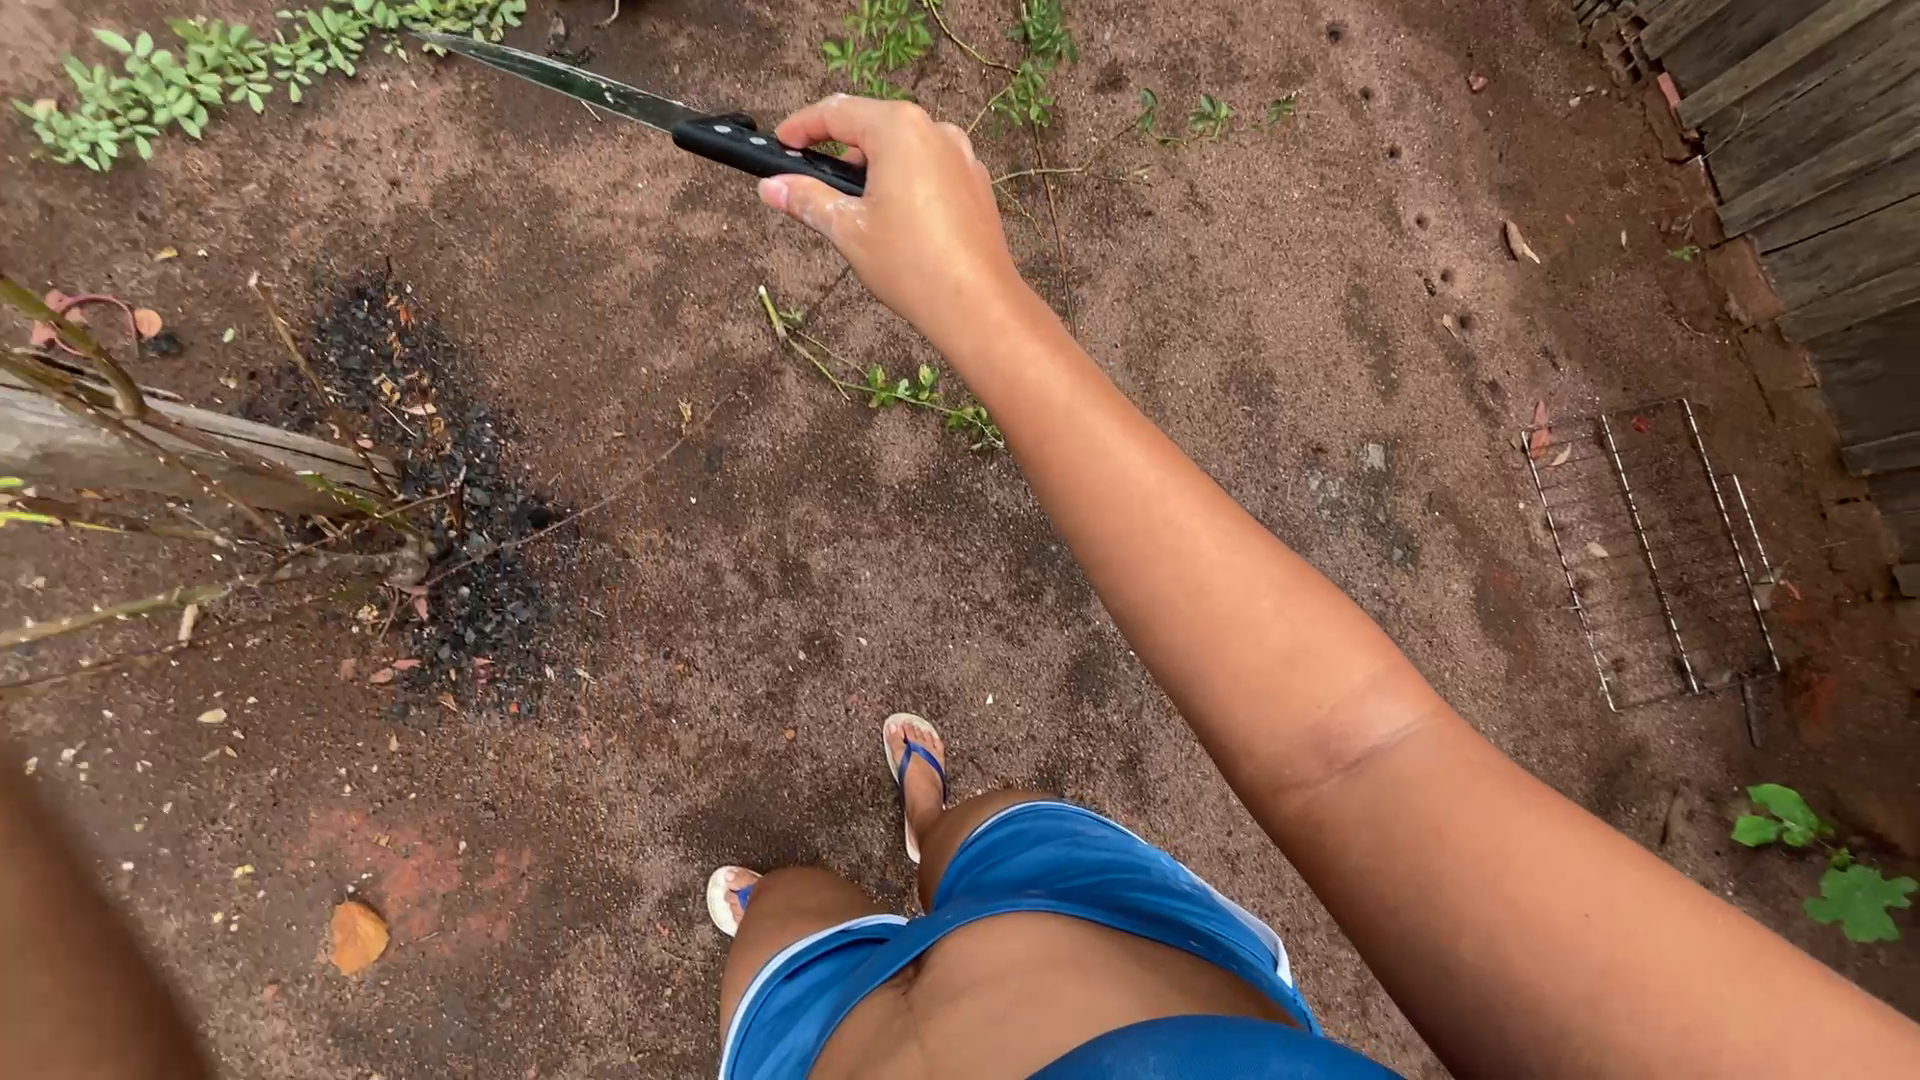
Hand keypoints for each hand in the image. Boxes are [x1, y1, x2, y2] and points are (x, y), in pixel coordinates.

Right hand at [760, 95, 1029, 349]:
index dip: (803, 126)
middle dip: (842, 153)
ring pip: (906, 152)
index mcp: (900, 129)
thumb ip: (807, 199)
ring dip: (875, 172)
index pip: (838, 112)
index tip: (783, 143)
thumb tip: (772, 187)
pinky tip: (898, 224)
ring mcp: (963, 158)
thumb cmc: (912, 265)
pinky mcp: (977, 187)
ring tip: (858, 212)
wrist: (976, 305)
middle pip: (875, 128)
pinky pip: (932, 173)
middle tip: (818, 185)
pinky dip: (906, 186)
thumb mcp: (848, 230)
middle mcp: (937, 132)